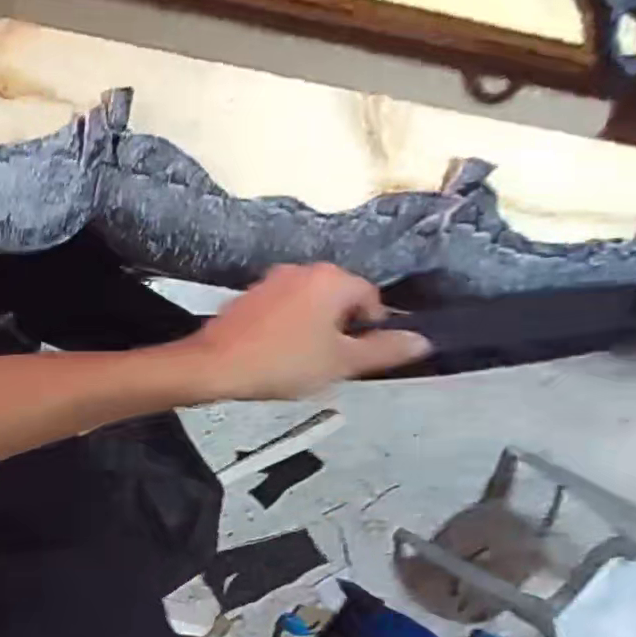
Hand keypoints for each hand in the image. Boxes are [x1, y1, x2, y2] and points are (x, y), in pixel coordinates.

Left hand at [177, 264, 429, 399]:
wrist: (214, 366)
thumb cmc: (280, 363)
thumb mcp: (341, 363)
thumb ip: (384, 350)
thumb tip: (421, 341)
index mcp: (330, 279)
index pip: (371, 298)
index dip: (371, 329)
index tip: (358, 356)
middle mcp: (301, 270)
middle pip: (340, 297)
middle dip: (342, 328)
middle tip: (331, 361)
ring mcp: (271, 281)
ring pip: (310, 304)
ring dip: (315, 328)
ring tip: (302, 361)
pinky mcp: (248, 296)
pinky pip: (282, 309)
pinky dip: (288, 327)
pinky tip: (278, 354)